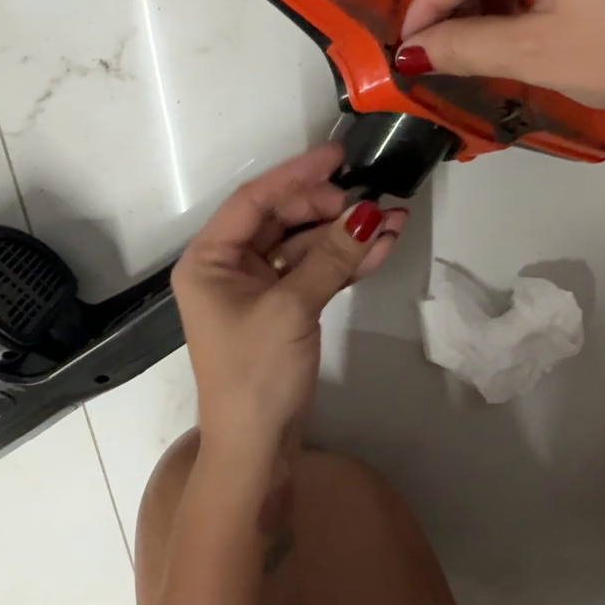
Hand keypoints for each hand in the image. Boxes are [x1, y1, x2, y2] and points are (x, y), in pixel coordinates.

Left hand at [173, 146, 407, 452]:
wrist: (257, 447)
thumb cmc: (256, 374)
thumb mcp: (292, 308)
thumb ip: (331, 256)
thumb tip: (372, 212)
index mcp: (209, 260)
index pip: (254, 201)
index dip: (297, 176)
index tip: (339, 157)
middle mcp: (229, 268)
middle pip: (282, 220)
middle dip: (329, 209)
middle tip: (372, 201)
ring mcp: (257, 290)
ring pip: (304, 248)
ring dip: (346, 236)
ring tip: (395, 221)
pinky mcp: (283, 311)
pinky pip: (314, 274)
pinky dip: (344, 263)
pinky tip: (381, 249)